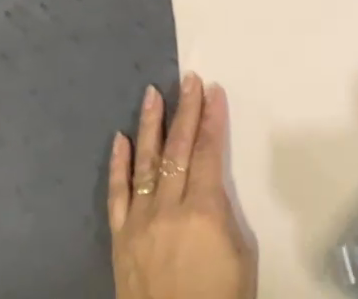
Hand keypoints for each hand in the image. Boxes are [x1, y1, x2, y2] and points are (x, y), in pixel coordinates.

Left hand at [110, 74, 255, 298]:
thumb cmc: (220, 297)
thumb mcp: (240, 254)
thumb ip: (223, 213)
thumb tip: (210, 187)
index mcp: (203, 209)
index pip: (208, 152)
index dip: (211, 119)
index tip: (213, 91)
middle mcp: (169, 207)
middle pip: (178, 149)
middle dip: (186, 111)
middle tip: (189, 80)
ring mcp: (141, 221)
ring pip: (145, 162)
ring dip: (150, 125)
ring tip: (152, 94)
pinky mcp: (121, 238)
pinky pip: (117, 195)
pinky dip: (117, 165)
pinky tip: (118, 139)